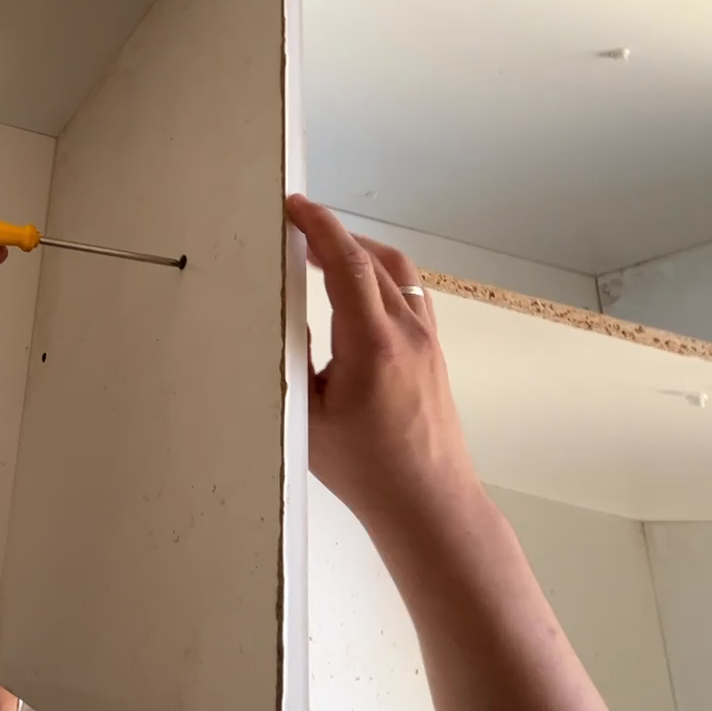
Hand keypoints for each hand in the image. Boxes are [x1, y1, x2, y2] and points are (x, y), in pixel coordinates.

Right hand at [285, 194, 482, 532]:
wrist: (429, 504)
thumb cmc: (365, 467)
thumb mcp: (306, 413)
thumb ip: (291, 361)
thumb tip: (278, 322)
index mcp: (372, 345)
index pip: (348, 265)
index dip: (319, 228)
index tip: (295, 206)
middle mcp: (408, 334)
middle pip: (374, 258)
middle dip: (333, 232)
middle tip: (296, 226)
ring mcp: (427, 342)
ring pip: (398, 272)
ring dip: (359, 250)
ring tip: (321, 252)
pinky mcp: (434, 353)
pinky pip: (409, 293)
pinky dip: (378, 274)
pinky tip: (354, 289)